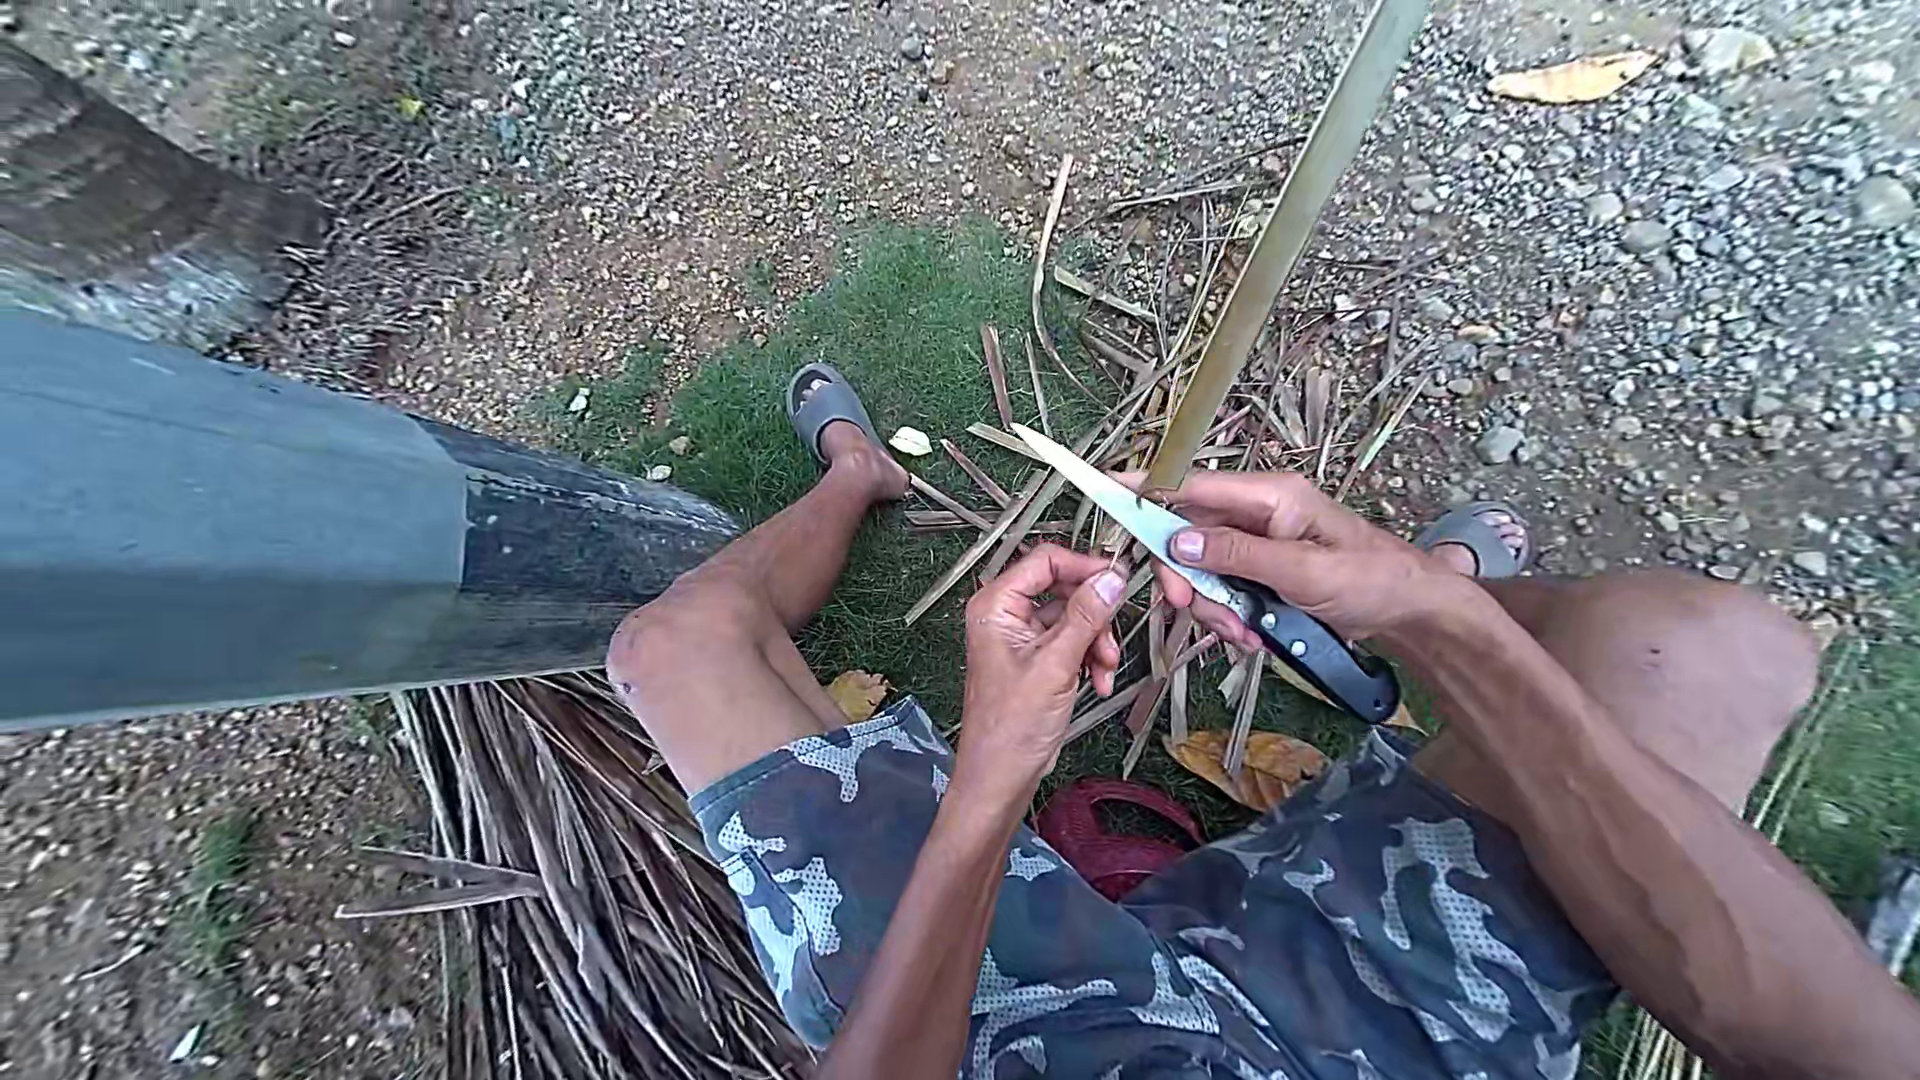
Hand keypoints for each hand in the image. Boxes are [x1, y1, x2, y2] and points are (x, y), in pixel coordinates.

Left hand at [956, 544, 1126, 806]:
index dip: (1084, 567)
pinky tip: (1096, 680)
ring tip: (1103, 667)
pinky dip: (1089, 657)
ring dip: (1095, 640)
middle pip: (1063, 589)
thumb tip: (1109, 579)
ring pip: (1073, 616)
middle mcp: (1005, 614)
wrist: (1002, 774)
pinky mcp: (1036, 656)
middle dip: (1094, 615)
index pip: (1045, 561)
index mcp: (996, 605)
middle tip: (1110, 636)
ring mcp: (1021, 636)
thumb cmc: (1008, 728)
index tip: (1116, 579)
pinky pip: (1071, 640)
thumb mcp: (1055, 665)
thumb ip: (1085, 617)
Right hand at [1127, 472, 1462, 644]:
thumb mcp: (1302, 570)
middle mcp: (1252, 514)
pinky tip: (1250, 633)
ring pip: (1197, 568)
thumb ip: (1236, 554)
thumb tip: (1175, 540)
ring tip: (1243, 633)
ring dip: (1209, 605)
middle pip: (1185, 535)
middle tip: (1189, 607)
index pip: (1192, 484)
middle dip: (1184, 576)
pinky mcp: (1252, 569)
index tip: (1106, 487)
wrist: (1410, 613)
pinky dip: (1224, 614)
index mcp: (1267, 496)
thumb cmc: (1370, 579)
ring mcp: (1251, 543)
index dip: (1146, 486)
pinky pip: (1217, 588)